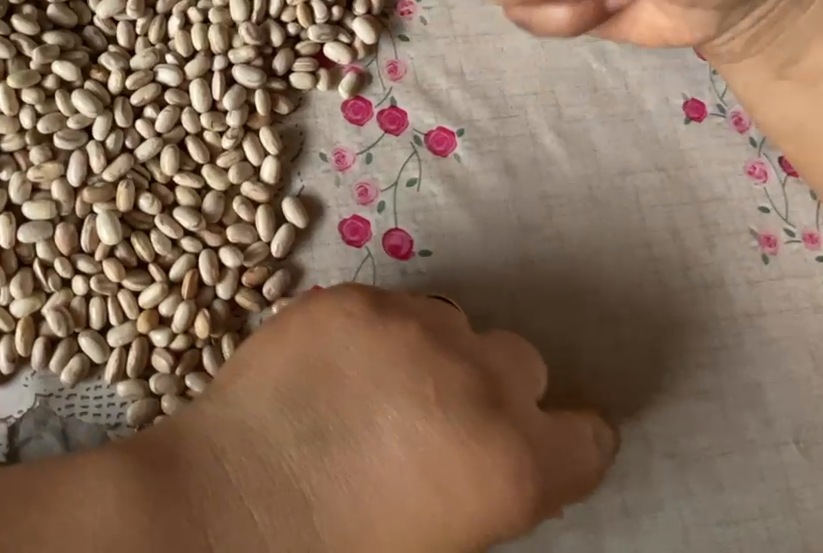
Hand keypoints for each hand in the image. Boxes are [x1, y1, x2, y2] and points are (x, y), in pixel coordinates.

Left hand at [126, 285, 617, 551]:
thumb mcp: (447, 534)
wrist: (235, 498)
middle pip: (524, 361)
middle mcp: (476, 380)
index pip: (587, 437)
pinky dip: (384, 328)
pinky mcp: (356, 295)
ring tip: (389, 382)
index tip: (546, 440)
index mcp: (512, 462)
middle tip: (447, 412)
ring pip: (458, 322)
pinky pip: (395, 303)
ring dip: (440, 349)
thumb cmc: (342, 541)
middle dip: (497, 387)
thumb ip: (491, 478)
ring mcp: (411, 325)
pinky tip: (345, 361)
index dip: (566, 442)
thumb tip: (504, 446)